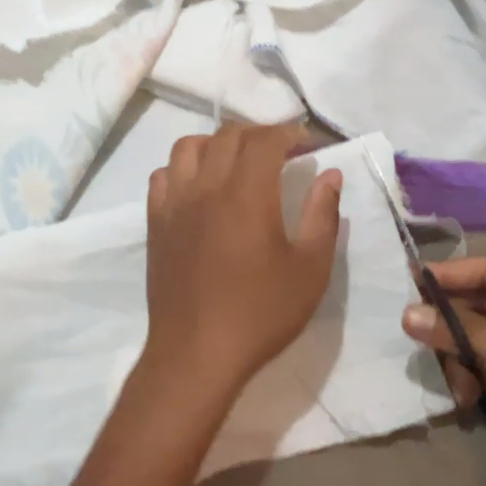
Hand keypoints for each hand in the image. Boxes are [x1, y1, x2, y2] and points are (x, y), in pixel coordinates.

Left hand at [145, 123, 342, 395]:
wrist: (197, 353)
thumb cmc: (261, 314)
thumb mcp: (310, 270)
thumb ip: (322, 215)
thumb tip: (330, 174)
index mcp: (247, 195)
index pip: (265, 139)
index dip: (290, 132)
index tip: (309, 145)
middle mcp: (206, 188)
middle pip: (227, 136)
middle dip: (258, 134)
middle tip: (281, 153)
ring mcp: (174, 204)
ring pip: (188, 147)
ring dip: (217, 143)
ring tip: (237, 162)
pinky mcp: (155, 224)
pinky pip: (163, 176)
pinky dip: (183, 168)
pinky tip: (199, 188)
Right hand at [402, 258, 485, 485]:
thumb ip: (468, 333)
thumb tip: (407, 314)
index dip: (450, 274)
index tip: (407, 283)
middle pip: (484, 306)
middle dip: (454, 327)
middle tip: (421, 342)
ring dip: (466, 362)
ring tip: (462, 391)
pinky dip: (481, 382)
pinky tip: (473, 402)